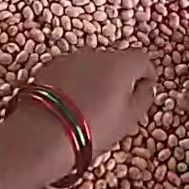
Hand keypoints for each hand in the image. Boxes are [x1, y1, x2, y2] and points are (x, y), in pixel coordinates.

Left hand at [0, 48, 157, 188]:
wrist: (43, 135)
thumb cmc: (94, 129)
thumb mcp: (129, 120)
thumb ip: (144, 98)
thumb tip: (146, 86)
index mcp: (120, 63)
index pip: (142, 60)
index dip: (146, 76)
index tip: (144, 92)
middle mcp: (95, 54)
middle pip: (114, 61)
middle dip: (118, 79)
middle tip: (115, 106)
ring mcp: (68, 59)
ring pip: (90, 66)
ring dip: (94, 80)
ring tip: (89, 109)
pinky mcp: (47, 68)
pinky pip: (68, 73)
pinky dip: (72, 84)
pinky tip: (68, 106)